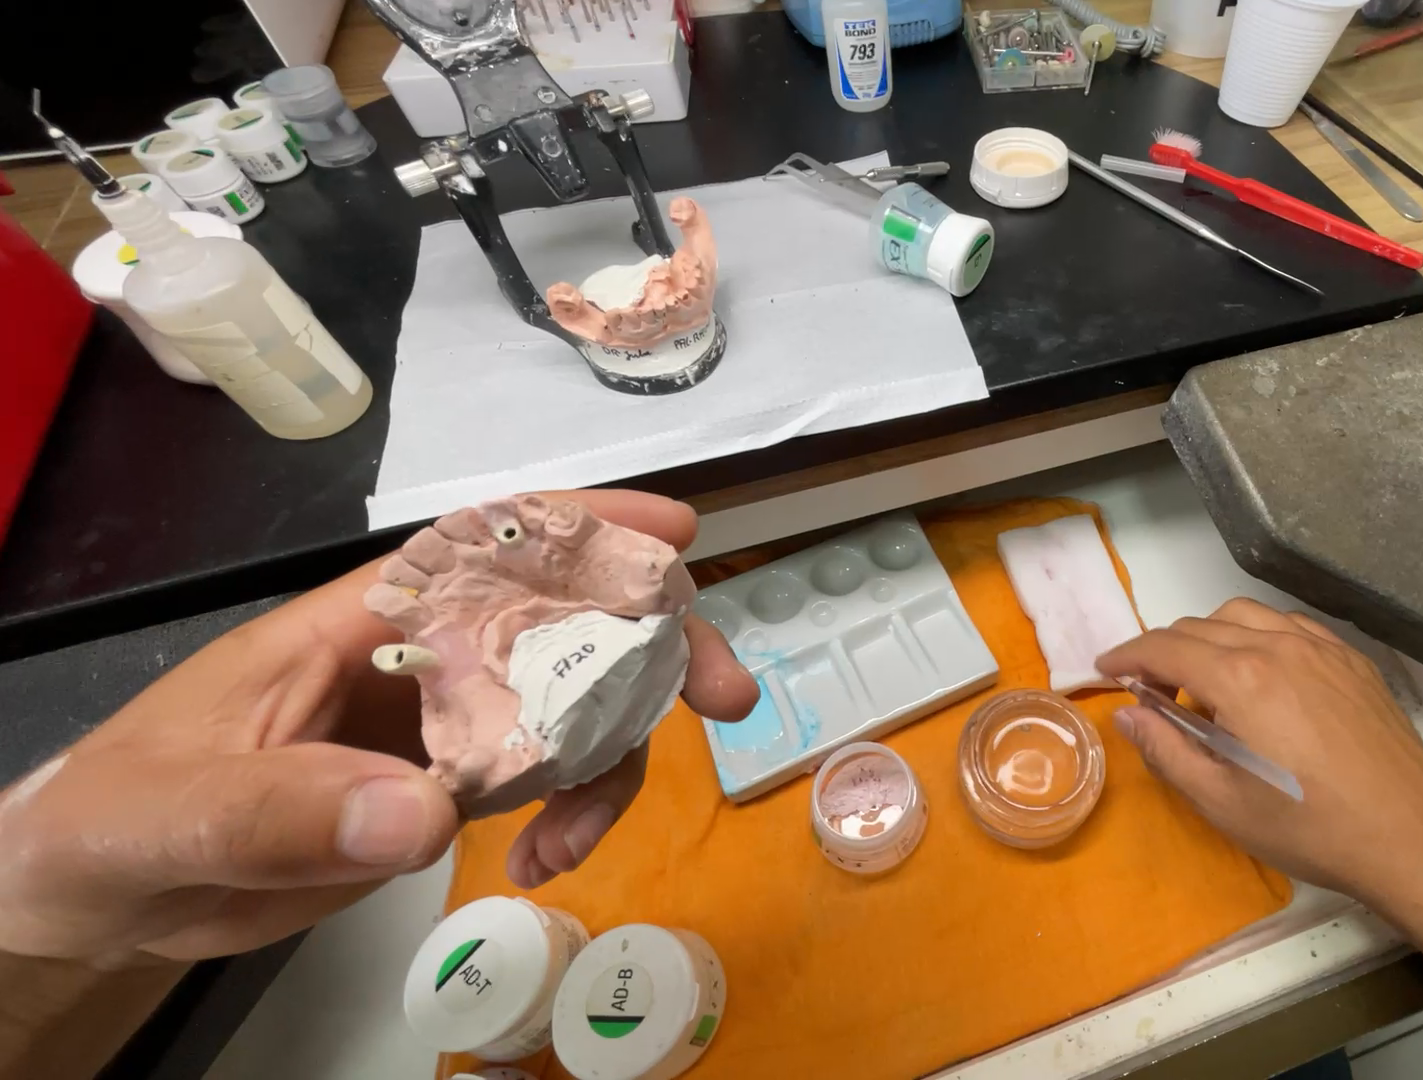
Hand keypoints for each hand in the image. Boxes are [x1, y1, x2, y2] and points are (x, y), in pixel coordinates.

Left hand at [0, 491, 756, 963]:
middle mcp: (456, 648)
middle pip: (586, 618)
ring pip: (597, 703)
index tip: (675, 532)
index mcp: (386, 613)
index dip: (592, 524)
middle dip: (663, 646)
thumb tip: (427, 816)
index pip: (499, 542)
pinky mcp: (493, 768)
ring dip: (620, 758)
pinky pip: (572, 772)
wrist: (122, 895)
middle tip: (723, 694)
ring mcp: (484, 709)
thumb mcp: (174, 809)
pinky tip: (547, 861)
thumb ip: (287, 806)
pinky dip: (581, 811)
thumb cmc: (130, 812)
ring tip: (576, 837)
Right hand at [1096, 598, 1422, 905]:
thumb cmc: (1309, 828)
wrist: (1414, 839)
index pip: (1163, 648)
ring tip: (1203, 679)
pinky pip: (1286, 625)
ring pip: (1240, 615)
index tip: (1106, 669)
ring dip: (1205, 636)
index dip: (1126, 655)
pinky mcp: (1349, 658)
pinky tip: (1259, 672)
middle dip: (1161, 650)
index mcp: (1238, 678)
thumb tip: (1126, 714)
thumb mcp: (1221, 802)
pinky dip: (1254, 636)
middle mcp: (1275, 645)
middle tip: (1151, 690)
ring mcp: (1318, 647)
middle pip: (1196, 627)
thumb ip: (1165, 750)